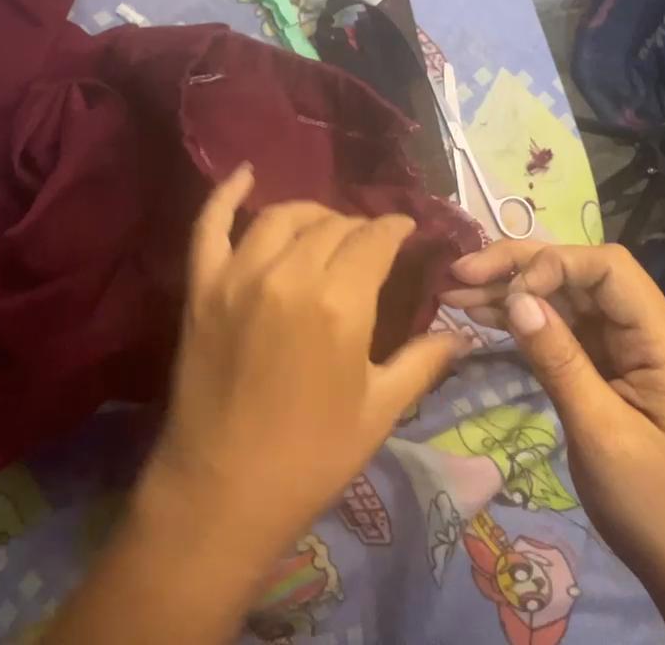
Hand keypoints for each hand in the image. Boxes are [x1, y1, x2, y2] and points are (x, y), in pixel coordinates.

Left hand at [141, 163, 468, 557]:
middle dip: (359, 229)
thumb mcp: (381, 410)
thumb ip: (423, 360)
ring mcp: (238, 276)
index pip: (375, 240)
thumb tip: (463, 332)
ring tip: (326, 228)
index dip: (395, 231)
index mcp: (340, 303)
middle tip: (370, 246)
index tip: (406, 233)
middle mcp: (289, 274)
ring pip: (281, 216)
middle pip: (332, 225)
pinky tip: (244, 174)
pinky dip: (226, 194)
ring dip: (312, 214)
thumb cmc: (312, 456)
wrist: (224, 489)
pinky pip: (210, 224)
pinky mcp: (201, 286)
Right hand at [441, 242, 664, 644]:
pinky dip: (526, 325)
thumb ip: (559, 360)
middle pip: (582, 277)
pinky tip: (483, 319)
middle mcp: (651, 336)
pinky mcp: (612, 373)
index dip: (551, 264)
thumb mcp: (601, 433)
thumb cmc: (655, 507)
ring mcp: (631, 354)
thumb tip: (516, 298)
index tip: (504, 292)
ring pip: (568, 302)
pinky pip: (566, 333)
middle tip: (459, 275)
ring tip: (454, 295)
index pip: (608, 269)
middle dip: (521, 269)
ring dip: (513, 294)